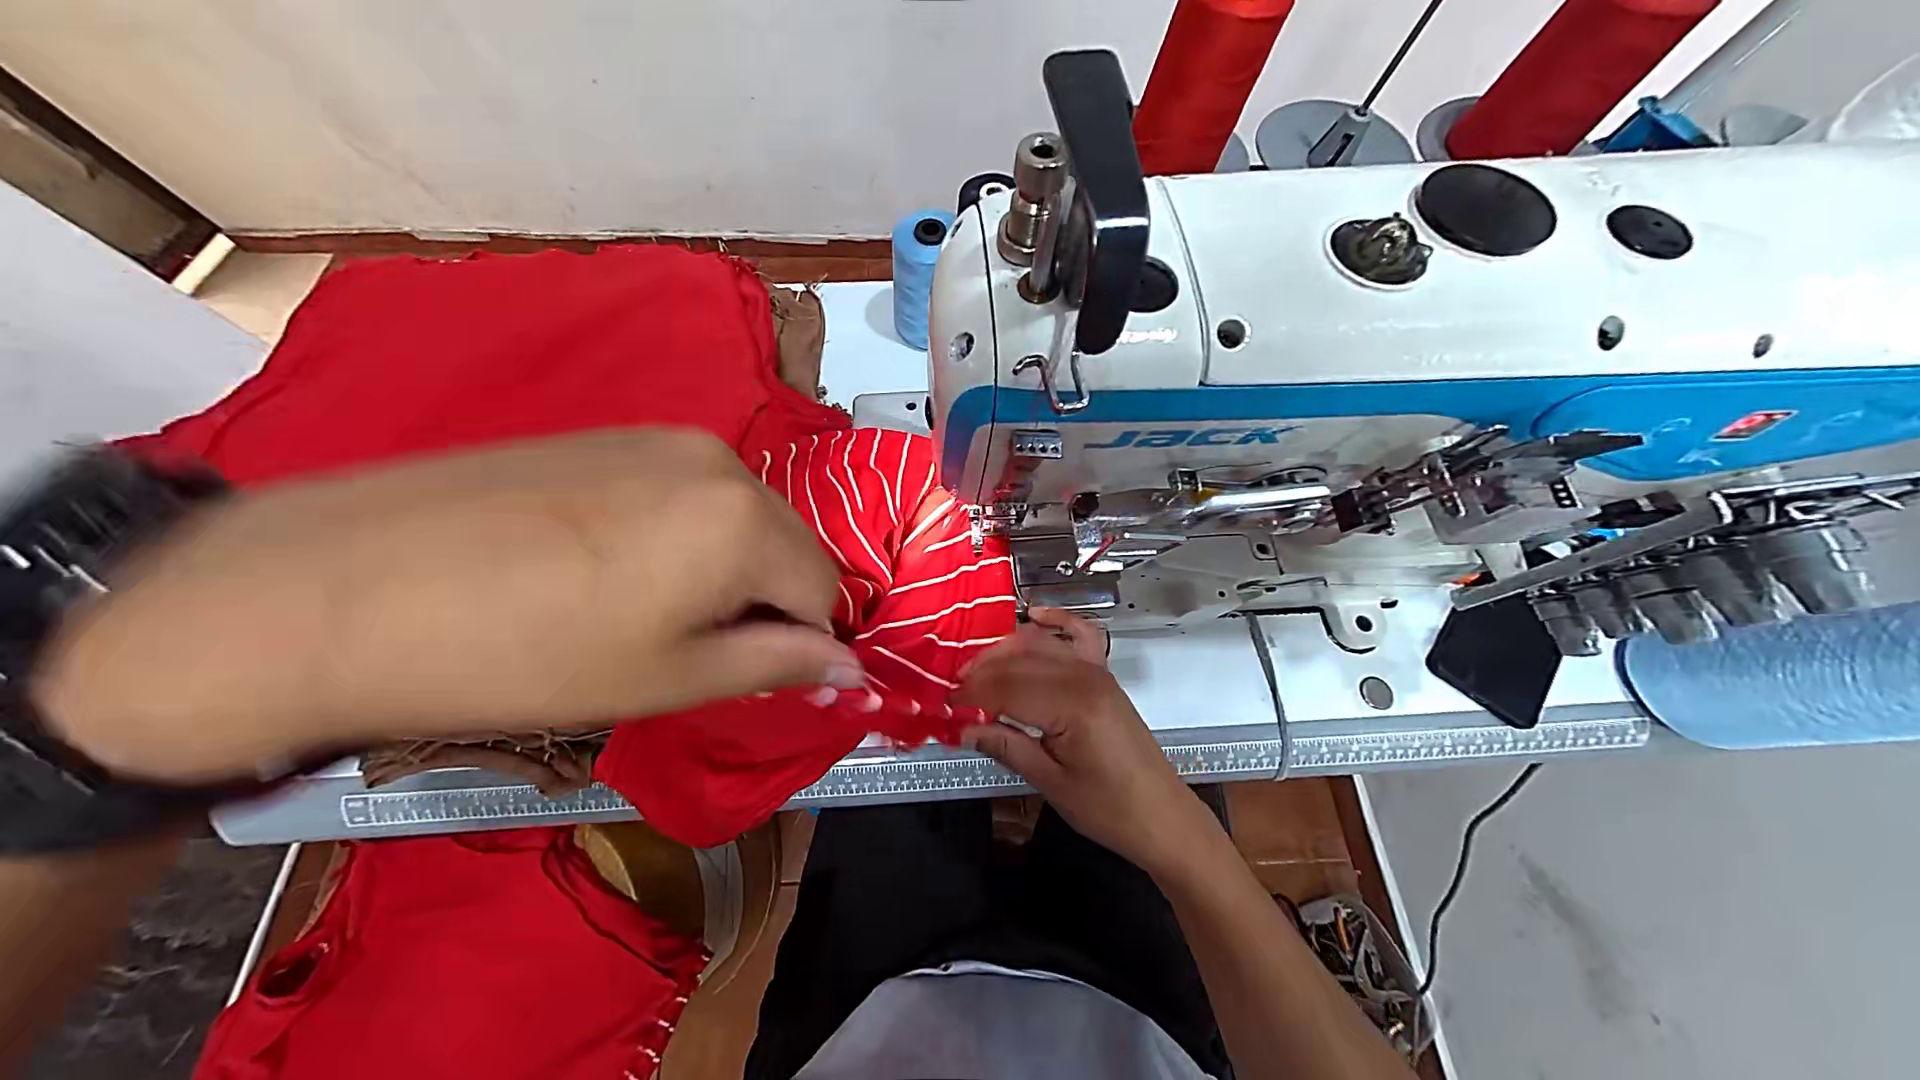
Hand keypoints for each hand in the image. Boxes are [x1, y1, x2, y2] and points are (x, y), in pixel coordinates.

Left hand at [34, 429, 862, 781]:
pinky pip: (691, 494)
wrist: (343, 586)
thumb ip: (780, 665)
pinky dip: (688, 537)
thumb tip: (850, 667)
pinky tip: (618, 567)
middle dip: (770, 603)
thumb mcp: (673, 676)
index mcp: (744, 521)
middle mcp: (721, 462)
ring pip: (742, 519)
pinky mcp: (616, 436)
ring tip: (653, 609)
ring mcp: (666, 438)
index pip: (824, 591)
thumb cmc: (532, 654)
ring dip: (730, 569)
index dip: (805, 644)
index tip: (762, 678)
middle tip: (703, 651)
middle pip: (789, 546)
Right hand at [957, 608, 1219, 875]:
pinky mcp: (1104, 676)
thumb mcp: (1050, 782)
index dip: (972, 693)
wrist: (1161, 816)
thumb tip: (964, 729)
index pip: (1007, 687)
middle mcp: (1085, 678)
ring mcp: (1098, 672)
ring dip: (1005, 650)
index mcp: (1072, 706)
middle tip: (955, 690)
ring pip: (1041, 644)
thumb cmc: (1110, 809)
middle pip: (1020, 660)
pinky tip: (1033, 615)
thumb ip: (1006, 745)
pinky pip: (1079, 635)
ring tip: (977, 669)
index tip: (947, 702)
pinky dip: (1057, 621)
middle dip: (982, 671)